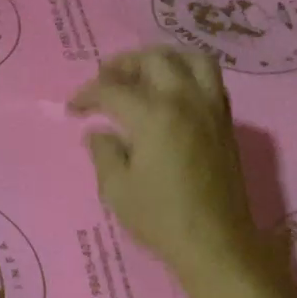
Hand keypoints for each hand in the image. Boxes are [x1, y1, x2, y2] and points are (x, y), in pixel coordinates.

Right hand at [69, 46, 261, 276]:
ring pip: (190, 58)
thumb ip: (104, 153)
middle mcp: (186, 100)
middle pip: (154, 59)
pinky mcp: (224, 120)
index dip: (87, 94)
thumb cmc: (158, 217)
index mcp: (154, 116)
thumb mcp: (117, 189)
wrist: (212, 239)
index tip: (72, 109)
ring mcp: (211, 107)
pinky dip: (185, 72)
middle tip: (102, 79)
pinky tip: (169, 91)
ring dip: (161, 58)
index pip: (113, 89)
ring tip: (140, 74)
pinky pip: (208, 77)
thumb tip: (98, 133)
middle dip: (123, 64)